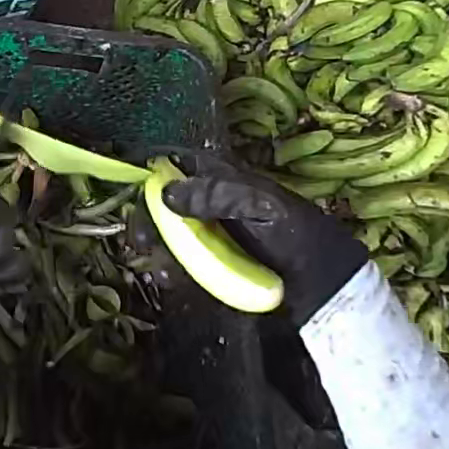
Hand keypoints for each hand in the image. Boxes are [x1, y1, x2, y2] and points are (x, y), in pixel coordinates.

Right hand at [156, 157, 368, 324]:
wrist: (319, 284)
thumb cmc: (293, 234)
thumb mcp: (258, 207)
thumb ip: (215, 196)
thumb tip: (166, 191)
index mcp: (220, 178)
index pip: (175, 163)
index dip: (151, 170)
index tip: (128, 185)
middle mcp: (208, 202)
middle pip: (162, 201)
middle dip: (147, 218)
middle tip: (140, 242)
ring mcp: (208, 234)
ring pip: (167, 233)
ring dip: (157, 248)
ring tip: (162, 267)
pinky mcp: (209, 263)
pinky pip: (179, 261)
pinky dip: (170, 269)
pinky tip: (171, 278)